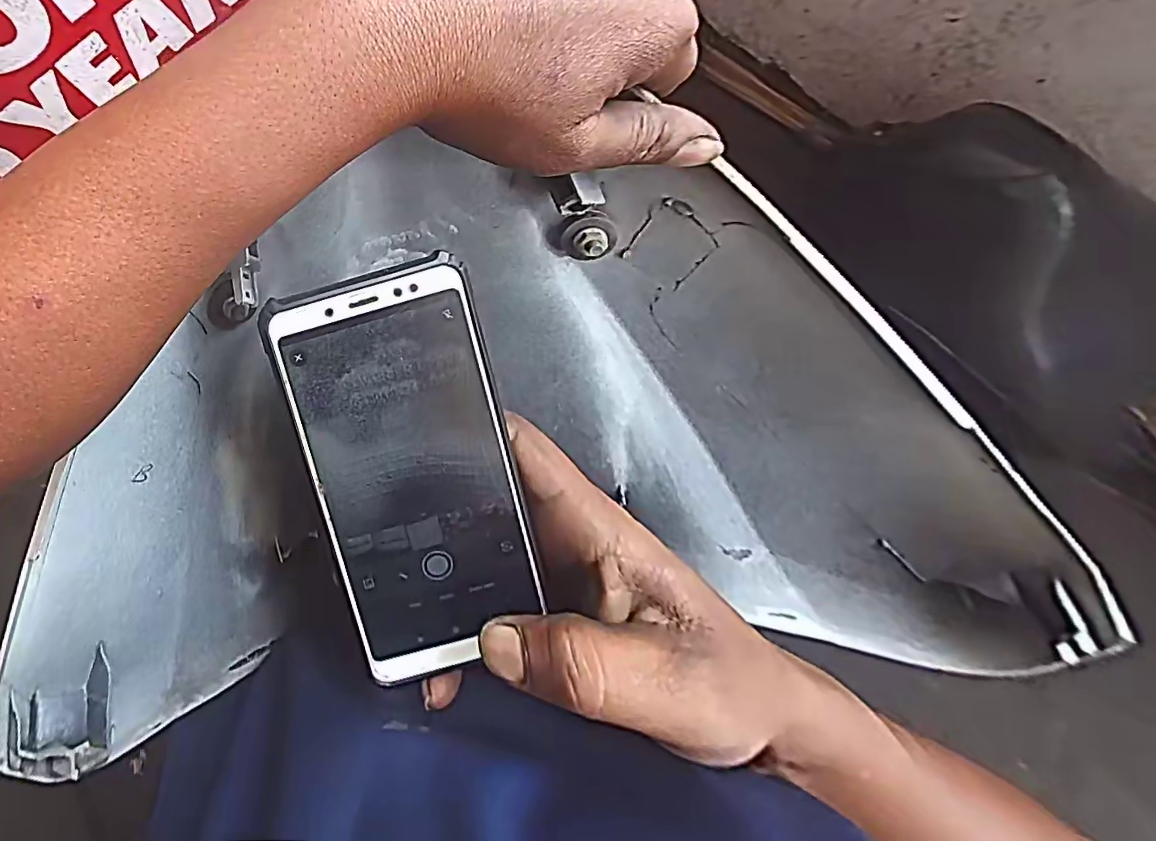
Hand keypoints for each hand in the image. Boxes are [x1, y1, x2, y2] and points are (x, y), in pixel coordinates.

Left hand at [330, 0, 720, 174]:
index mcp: (658, 19)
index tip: (573, 93)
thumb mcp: (566, 144)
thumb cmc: (468, 79)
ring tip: (499, 20)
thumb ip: (646, 142)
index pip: (666, 64)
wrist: (390, 18)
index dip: (616, 88)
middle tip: (526, 62)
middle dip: (591, 32)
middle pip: (629, 3)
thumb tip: (699, 143)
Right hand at [424, 415, 813, 767]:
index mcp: (596, 526)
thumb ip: (584, 663)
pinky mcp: (548, 617)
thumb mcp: (666, 681)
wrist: (758, 728)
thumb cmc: (734, 685)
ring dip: (443, 591)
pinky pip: (488, 611)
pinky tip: (448, 666)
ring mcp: (554, 580)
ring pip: (478, 564)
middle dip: (434, 521)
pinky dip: (459, 634)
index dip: (471, 426)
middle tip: (397, 559)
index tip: (422, 432)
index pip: (524, 448)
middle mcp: (567, 543)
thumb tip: (496, 641)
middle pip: (483, 505)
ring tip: (415, 634)